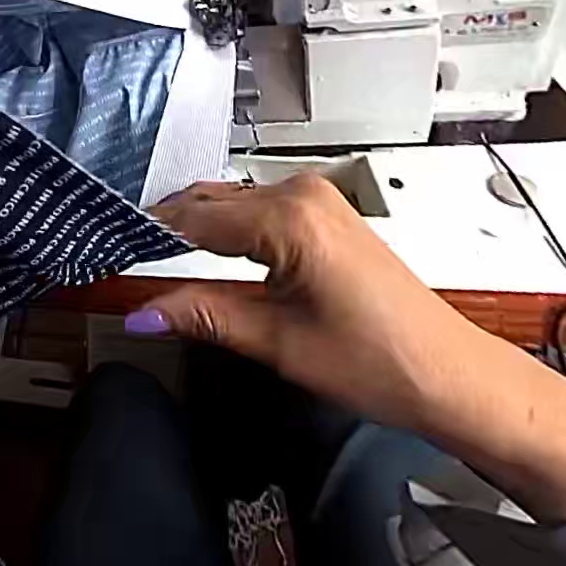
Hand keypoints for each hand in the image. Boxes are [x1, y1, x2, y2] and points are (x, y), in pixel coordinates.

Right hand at [133, 174, 565, 520]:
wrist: (449, 372)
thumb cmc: (381, 361)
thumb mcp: (277, 342)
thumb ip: (203, 314)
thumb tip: (144, 311)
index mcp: (289, 218)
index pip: (197, 216)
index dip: (150, 232)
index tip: (116, 246)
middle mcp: (302, 192)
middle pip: (212, 200)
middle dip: (170, 225)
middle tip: (128, 255)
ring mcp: (316, 197)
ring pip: (233, 200)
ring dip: (197, 224)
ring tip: (157, 255)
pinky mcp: (322, 210)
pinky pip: (257, 206)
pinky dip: (227, 225)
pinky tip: (208, 248)